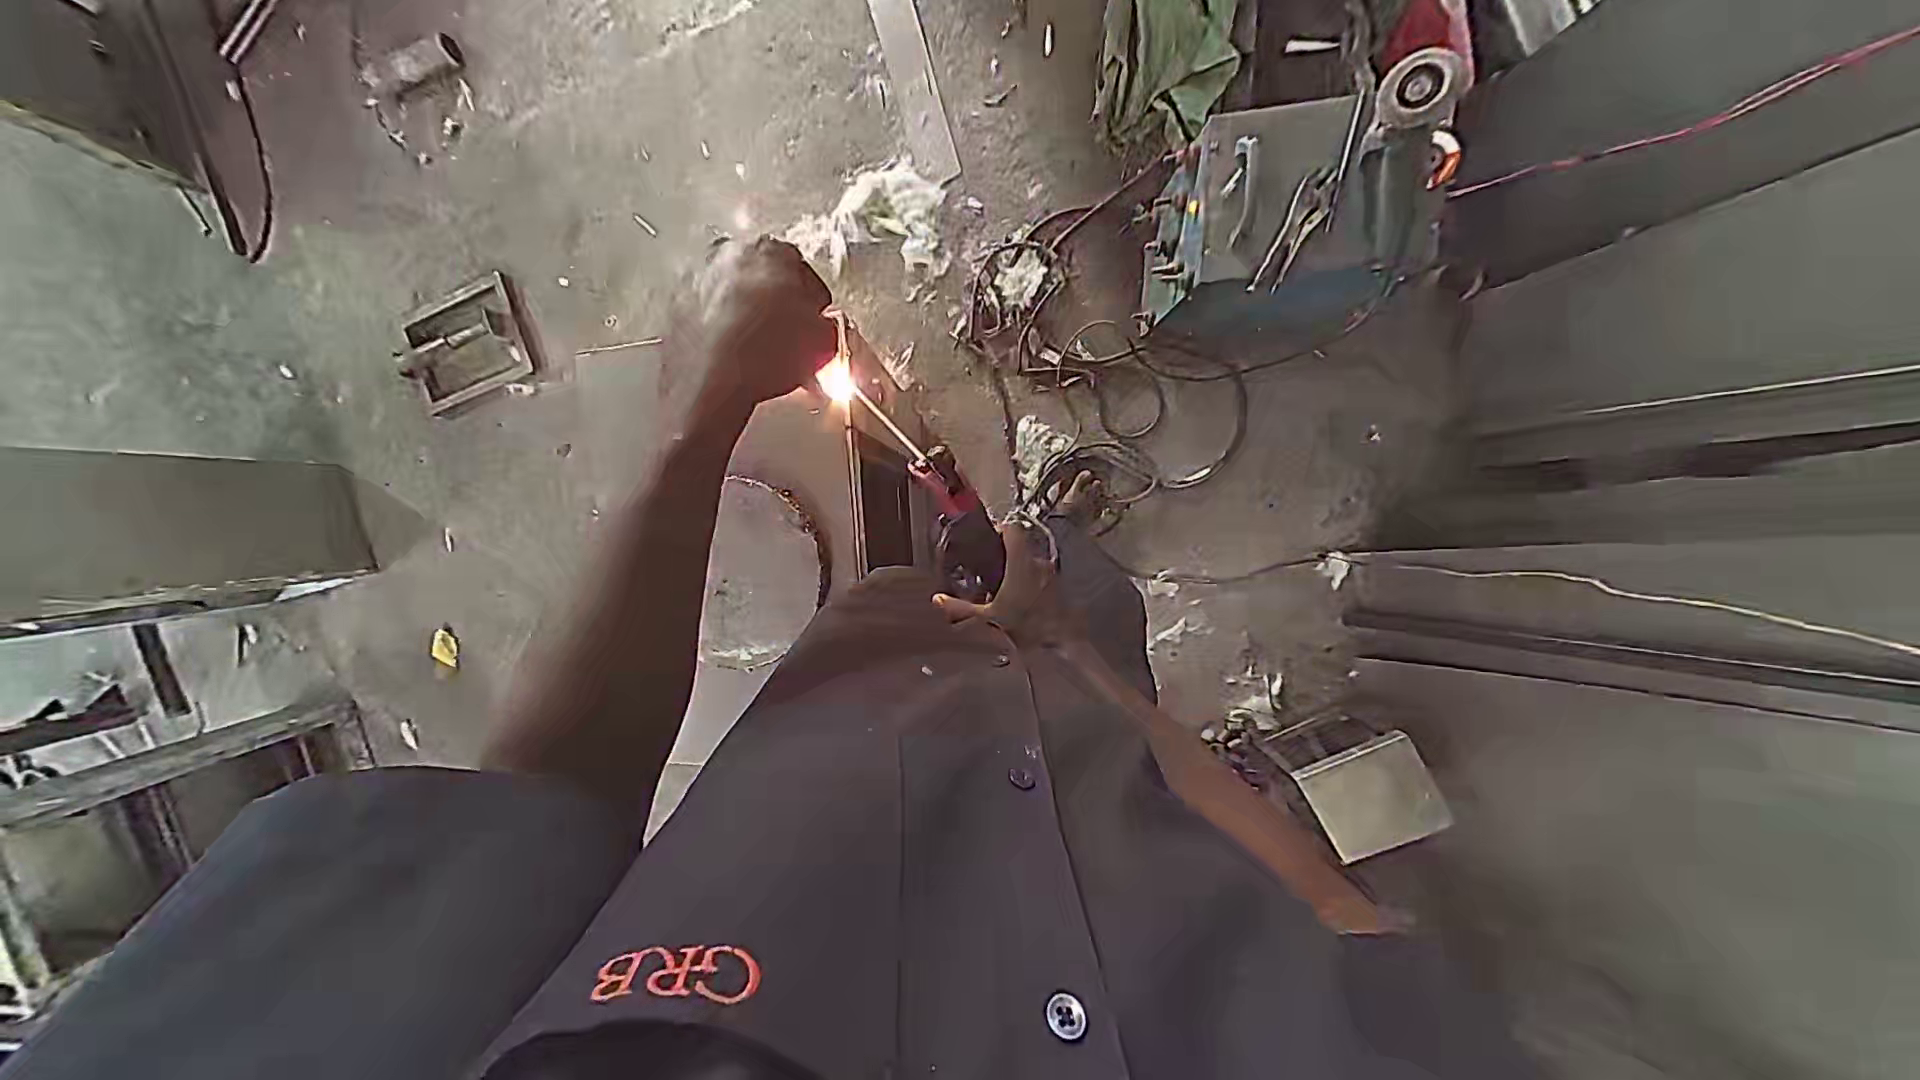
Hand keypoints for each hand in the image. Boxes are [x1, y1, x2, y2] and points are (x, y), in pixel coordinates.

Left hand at [673, 237, 835, 421]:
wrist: (711, 381)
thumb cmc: (762, 353)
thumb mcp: (822, 343)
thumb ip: (829, 327)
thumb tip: (825, 329)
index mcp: (771, 252)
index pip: (803, 272)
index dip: (812, 304)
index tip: (813, 323)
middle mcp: (730, 253)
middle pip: (764, 279)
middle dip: (777, 306)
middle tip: (789, 339)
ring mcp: (698, 276)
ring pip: (734, 295)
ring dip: (748, 317)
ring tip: (762, 354)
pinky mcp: (675, 305)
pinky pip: (708, 314)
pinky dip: (720, 331)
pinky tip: (735, 358)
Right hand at [932, 519, 1082, 646]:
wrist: (1058, 643)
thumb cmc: (1025, 626)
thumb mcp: (987, 618)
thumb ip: (960, 607)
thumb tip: (938, 600)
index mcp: (1020, 563)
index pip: (1014, 529)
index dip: (1001, 529)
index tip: (991, 539)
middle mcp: (1038, 564)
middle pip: (1022, 544)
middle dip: (1008, 552)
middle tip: (993, 565)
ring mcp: (1052, 574)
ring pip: (1033, 560)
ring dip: (1021, 568)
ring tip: (1006, 585)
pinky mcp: (1060, 586)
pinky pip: (1042, 575)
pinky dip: (1032, 580)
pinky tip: (1022, 598)